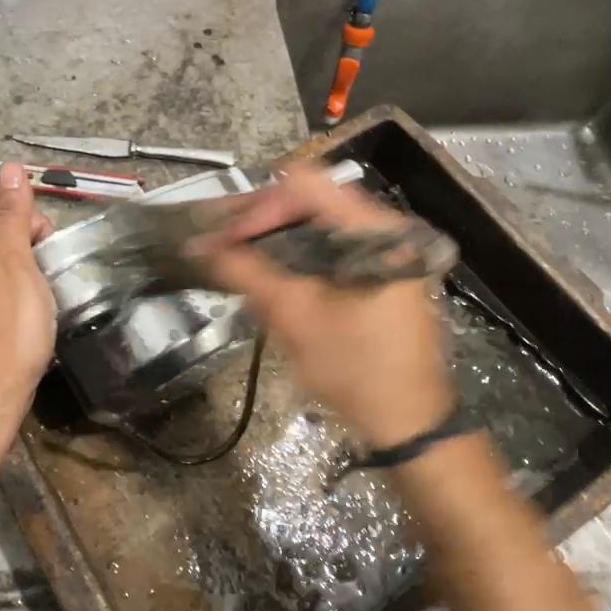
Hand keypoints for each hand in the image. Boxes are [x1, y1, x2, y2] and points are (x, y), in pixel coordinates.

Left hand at [0, 162, 56, 428]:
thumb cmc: (11, 329)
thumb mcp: (17, 265)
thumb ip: (13, 216)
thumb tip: (9, 168)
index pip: (5, 211)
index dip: (34, 229)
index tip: (46, 258)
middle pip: (4, 235)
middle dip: (32, 252)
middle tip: (43, 284)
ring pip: (5, 262)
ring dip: (28, 275)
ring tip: (37, 303)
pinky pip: (1, 287)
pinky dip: (19, 295)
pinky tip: (27, 316)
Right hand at [189, 163, 456, 446]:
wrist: (409, 423)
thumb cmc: (357, 371)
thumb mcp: (295, 320)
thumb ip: (247, 273)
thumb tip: (201, 245)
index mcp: (374, 230)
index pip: (304, 186)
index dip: (258, 207)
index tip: (224, 237)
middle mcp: (383, 228)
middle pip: (308, 200)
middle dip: (258, 221)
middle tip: (216, 239)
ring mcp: (383, 249)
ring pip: (313, 224)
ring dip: (270, 237)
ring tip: (229, 252)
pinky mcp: (376, 270)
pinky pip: (325, 246)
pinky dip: (291, 254)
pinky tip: (260, 269)